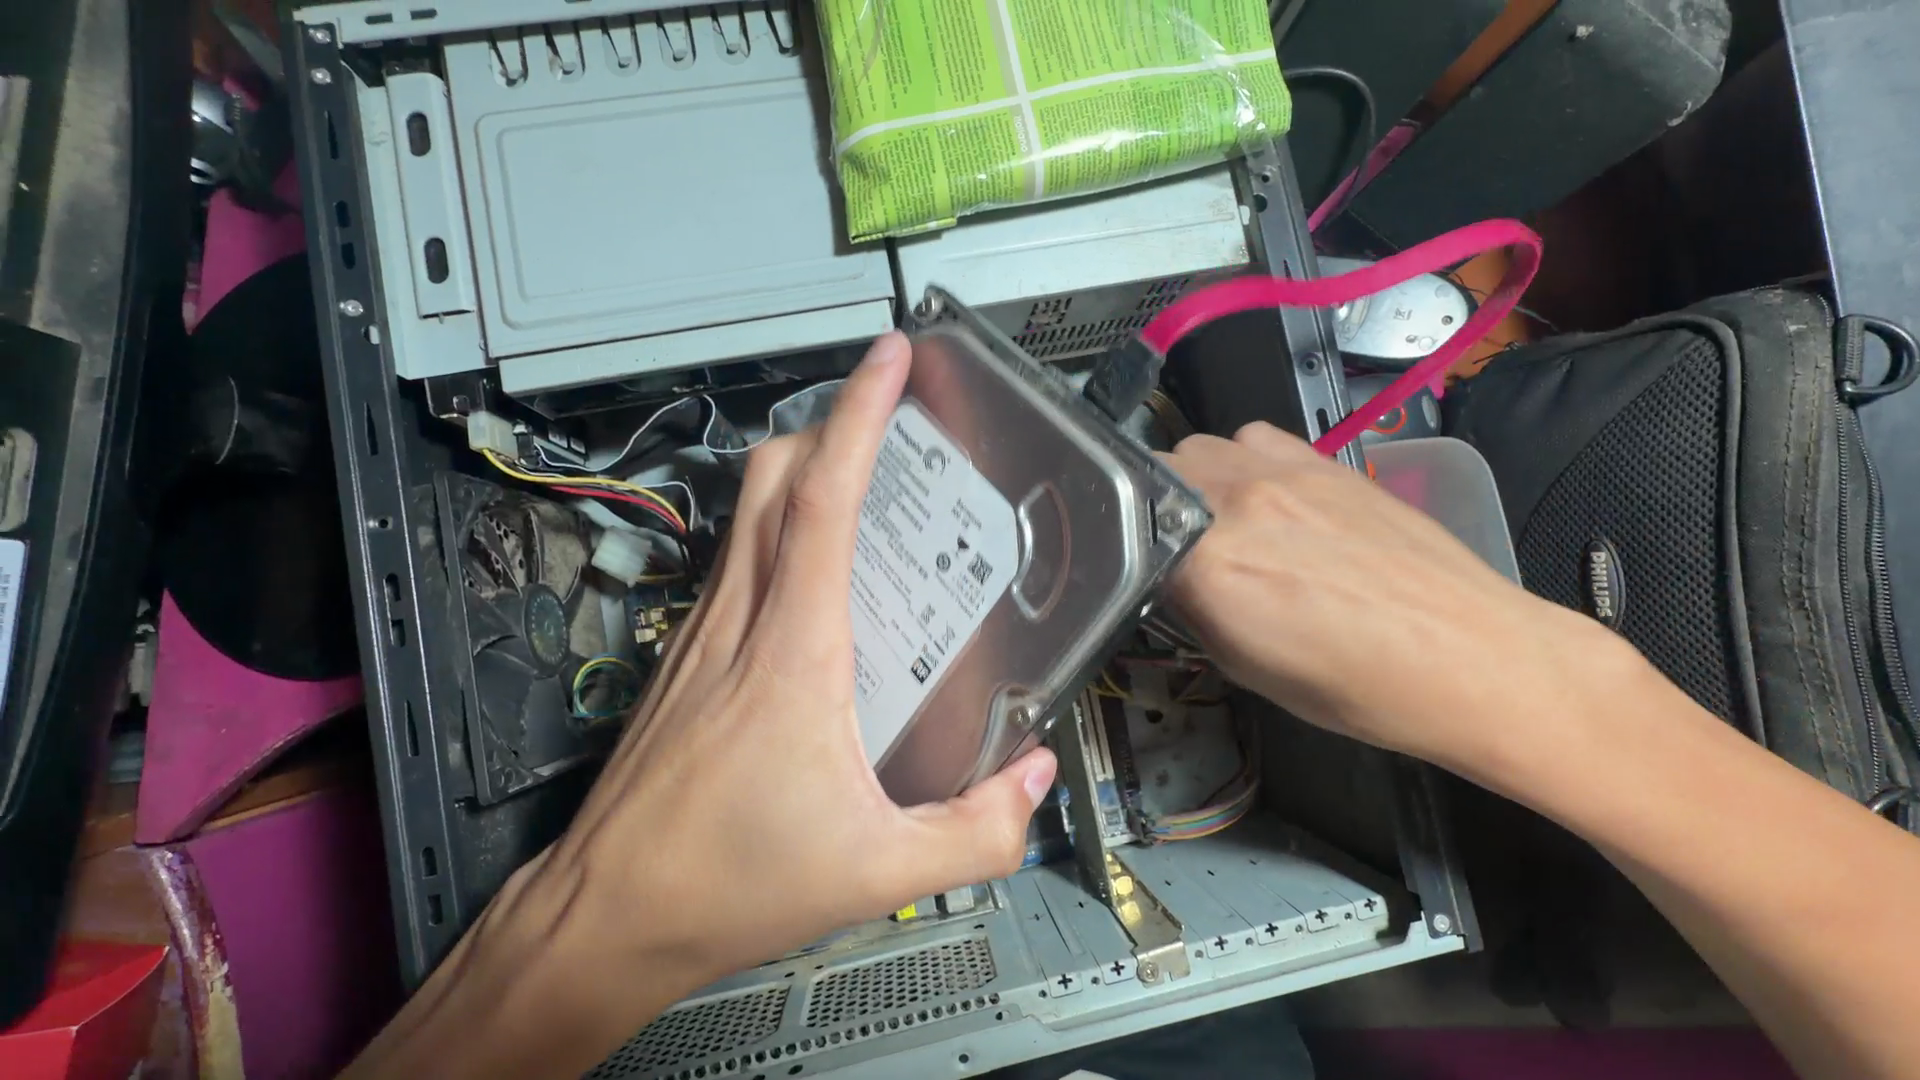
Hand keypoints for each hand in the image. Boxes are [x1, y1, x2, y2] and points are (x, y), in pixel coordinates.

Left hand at [347, 334, 1055, 1079]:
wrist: (608, 912)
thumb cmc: (727, 884)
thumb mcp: (877, 871)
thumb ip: (975, 831)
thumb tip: (1031, 781)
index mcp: (793, 654)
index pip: (824, 502)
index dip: (859, 418)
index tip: (888, 362)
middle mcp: (741, 622)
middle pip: (773, 480)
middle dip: (831, 425)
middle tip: (890, 415)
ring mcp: (704, 633)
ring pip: (748, 512)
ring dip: (804, 472)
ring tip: (869, 478)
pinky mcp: (688, 655)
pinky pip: (739, 560)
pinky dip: (782, 529)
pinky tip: (821, 572)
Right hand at [1159, 422, 1627, 773]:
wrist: (1472, 658)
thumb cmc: (1364, 686)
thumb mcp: (1244, 668)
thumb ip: (1188, 607)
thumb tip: (1166, 575)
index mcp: (1211, 566)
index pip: (1124, 537)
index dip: (1123, 556)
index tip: (1142, 576)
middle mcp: (1237, 503)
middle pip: (1151, 479)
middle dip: (1150, 514)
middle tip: (1180, 554)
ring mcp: (1282, 471)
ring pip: (1195, 450)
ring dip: (1191, 483)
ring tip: (1222, 523)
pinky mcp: (1322, 458)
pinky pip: (1249, 439)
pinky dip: (1240, 464)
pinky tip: (1265, 499)